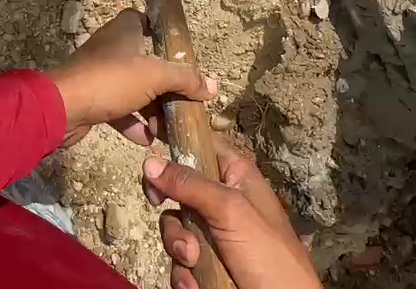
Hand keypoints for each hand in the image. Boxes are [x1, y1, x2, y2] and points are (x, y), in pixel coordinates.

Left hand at [47, 9, 216, 146]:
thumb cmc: (111, 79)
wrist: (64, 108)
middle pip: (147, 62)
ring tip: (169, 129)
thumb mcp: (155, 75)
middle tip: (185, 103)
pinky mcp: (95, 98)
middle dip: (166, 85)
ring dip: (153, 108)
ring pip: (136, 89)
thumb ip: (185, 78)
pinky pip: (121, 109)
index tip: (183, 56)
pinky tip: (147, 140)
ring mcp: (102, 73)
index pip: (147, 21)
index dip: (164, 35)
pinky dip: (134, 123)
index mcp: (125, 29)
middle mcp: (113, 47)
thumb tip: (213, 84)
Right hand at [145, 137, 320, 288]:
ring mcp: (213, 234)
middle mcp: (221, 200)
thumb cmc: (267, 253)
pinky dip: (184, 274)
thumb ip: (189, 184)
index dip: (176, 141)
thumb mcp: (229, 210)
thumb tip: (148, 161)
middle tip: (158, 203)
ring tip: (193, 261)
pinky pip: (180, 261)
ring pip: (175, 227)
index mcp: (234, 175)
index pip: (200, 143)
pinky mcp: (207, 265)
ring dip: (178, 246)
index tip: (150, 146)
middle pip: (177, 188)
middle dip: (172, 209)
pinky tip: (195, 284)